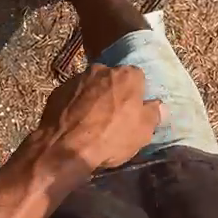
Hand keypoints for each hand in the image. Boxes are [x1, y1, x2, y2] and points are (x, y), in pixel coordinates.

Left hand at [29, 64, 162, 174]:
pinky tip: (74, 123)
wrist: (66, 147)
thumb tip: (160, 106)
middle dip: (113, 93)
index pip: (138, 78)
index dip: (136, 95)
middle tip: (112, 117)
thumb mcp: (143, 132)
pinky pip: (72, 96)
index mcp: (127, 75)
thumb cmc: (111, 137)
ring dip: (93, 98)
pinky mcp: (58, 90)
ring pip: (91, 86)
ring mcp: (77, 79)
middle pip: (112, 80)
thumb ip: (153, 114)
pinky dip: (74, 105)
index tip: (133, 111)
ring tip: (90, 122)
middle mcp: (101, 70)